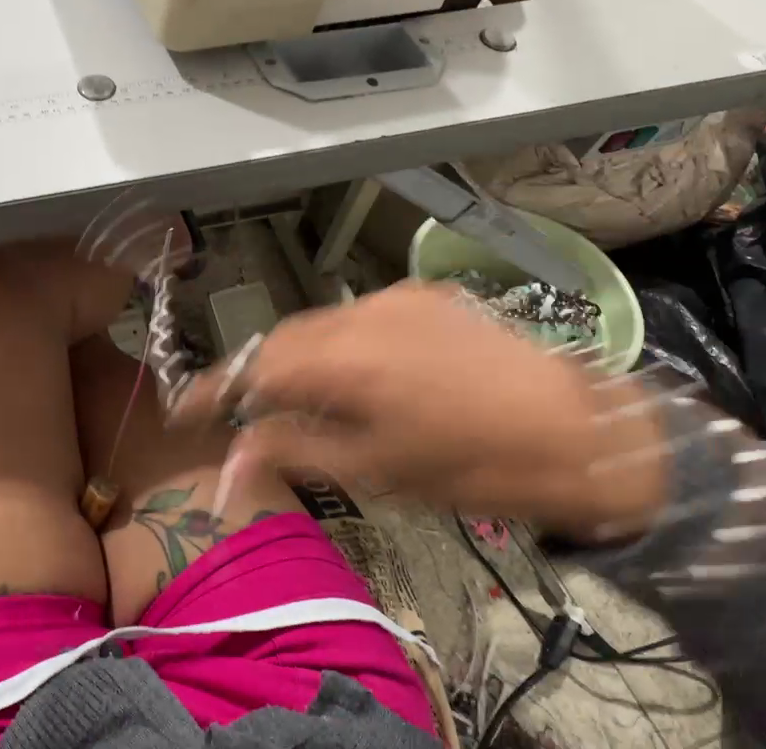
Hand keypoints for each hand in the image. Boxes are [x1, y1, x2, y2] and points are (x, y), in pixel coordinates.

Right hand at [172, 283, 668, 541]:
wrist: (581, 430)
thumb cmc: (476, 465)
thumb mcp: (377, 471)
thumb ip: (294, 453)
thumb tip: (229, 464)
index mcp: (343, 361)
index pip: (253, 366)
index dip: (212, 388)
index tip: (183, 409)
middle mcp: (360, 314)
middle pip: (281, 337)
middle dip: (255, 372)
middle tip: (243, 411)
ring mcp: (395, 298)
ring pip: (319, 323)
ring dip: (297, 356)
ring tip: (299, 397)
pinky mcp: (425, 294)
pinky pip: (360, 315)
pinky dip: (338, 342)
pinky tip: (356, 374)